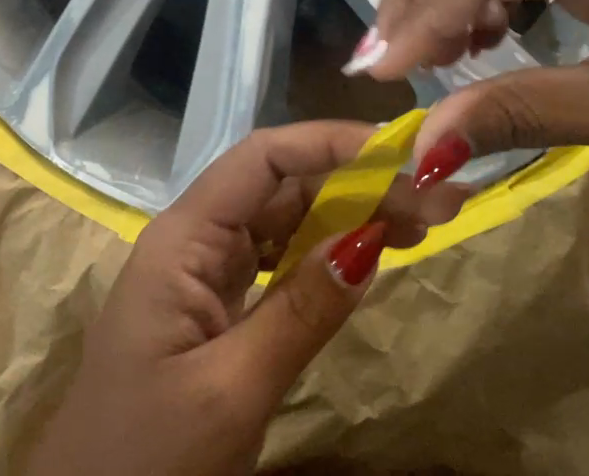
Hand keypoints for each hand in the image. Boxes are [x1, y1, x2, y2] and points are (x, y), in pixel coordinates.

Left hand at [25, 122, 465, 475]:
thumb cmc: (148, 455)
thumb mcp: (231, 389)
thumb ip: (301, 311)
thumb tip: (371, 237)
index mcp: (183, 239)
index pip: (262, 158)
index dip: (333, 144)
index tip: (407, 156)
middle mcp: (193, 240)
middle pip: (281, 185)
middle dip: (358, 181)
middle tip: (440, 200)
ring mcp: (203, 275)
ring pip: (285, 221)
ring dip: (350, 214)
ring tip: (422, 223)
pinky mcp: (216, 309)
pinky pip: (279, 263)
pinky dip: (327, 256)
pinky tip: (370, 256)